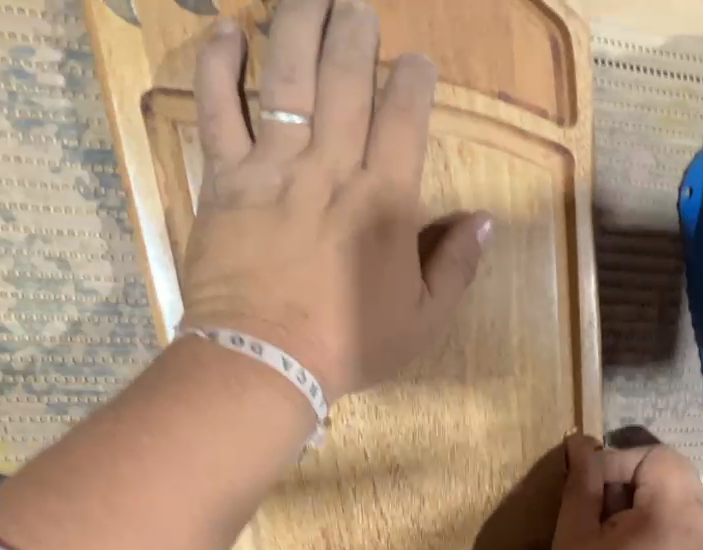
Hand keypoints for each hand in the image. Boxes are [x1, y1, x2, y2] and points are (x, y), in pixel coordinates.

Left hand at [181, 0, 492, 398]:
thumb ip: (456, 266)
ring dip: (300, 24)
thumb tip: (483, 221)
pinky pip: (218, 109)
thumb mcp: (422, 319)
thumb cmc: (349, 345)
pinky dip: (220, 66)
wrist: (264, 361)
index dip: (413, 81)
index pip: (404, 119)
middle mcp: (332, 168)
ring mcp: (275, 167)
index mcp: (385, 202)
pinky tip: (229, 32)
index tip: (417, 61)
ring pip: (288, 76)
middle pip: (346, 79)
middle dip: (356, 32)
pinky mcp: (226, 178)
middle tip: (359, 5)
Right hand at [552, 434, 702, 549]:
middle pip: (669, 464)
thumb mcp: (576, 539)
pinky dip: (655, 511)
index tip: (585, 496)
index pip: (647, 454)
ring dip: (641, 492)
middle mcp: (701, 513)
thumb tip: (580, 444)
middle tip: (599, 505)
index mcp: (673, 507)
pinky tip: (629, 544)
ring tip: (611, 526)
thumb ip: (580, 486)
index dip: (610, 464)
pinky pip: (681, 510)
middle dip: (629, 473)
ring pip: (676, 485)